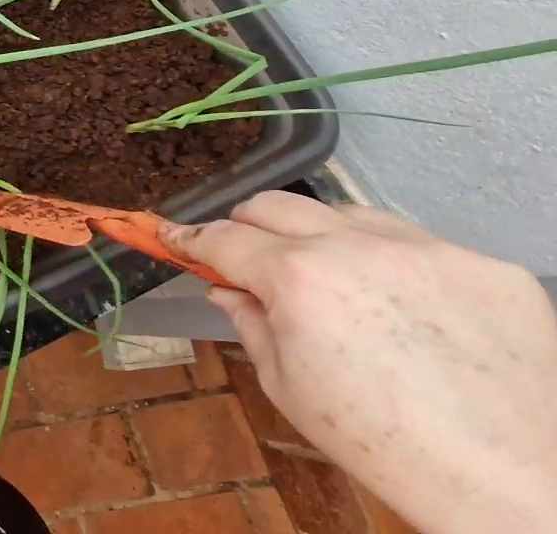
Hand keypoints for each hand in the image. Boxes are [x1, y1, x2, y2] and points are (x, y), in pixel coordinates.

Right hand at [165, 191, 556, 533]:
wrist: (517, 485)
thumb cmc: (384, 443)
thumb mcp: (285, 384)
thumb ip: (249, 321)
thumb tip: (228, 289)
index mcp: (296, 278)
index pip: (220, 237)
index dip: (187, 238)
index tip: (171, 237)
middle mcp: (357, 248)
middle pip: (274, 204)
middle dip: (247, 228)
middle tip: (249, 261)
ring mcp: (429, 252)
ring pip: (344, 213)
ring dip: (322, 237)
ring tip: (337, 284)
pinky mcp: (488, 266)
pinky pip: (418, 242)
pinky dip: (393, 262)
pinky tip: (406, 307)